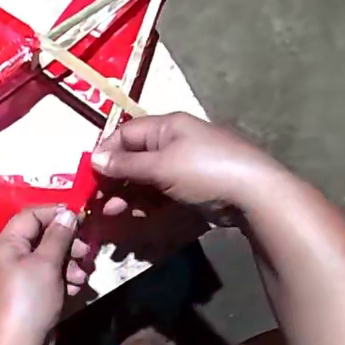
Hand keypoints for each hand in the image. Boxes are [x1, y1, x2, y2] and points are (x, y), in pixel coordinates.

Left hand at [0, 205, 86, 344]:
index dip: (56, 213)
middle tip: (85, 253)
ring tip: (80, 279)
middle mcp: (9, 256)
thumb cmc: (30, 300)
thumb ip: (58, 236)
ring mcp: (18, 276)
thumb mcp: (47, 263)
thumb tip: (67, 213)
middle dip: (67, 244)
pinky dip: (63, 280)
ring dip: (69, 264)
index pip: (31, 215)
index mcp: (6, 244)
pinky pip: (48, 276)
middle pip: (42, 236)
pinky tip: (74, 290)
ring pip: (49, 258)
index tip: (81, 219)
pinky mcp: (28, 293)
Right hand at [91, 114, 289, 223]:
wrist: (253, 193)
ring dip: (129, 196)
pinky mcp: (194, 189)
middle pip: (135, 159)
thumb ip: (127, 164)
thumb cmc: (204, 170)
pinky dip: (149, 205)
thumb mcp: (161, 166)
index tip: (91, 176)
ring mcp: (186, 167)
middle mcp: (176, 143)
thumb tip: (95, 158)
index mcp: (168, 127)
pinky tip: (139, 217)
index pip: (126, 134)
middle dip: (116, 181)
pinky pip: (164, 195)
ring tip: (116, 214)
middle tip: (102, 203)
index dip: (106, 153)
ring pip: (148, 180)